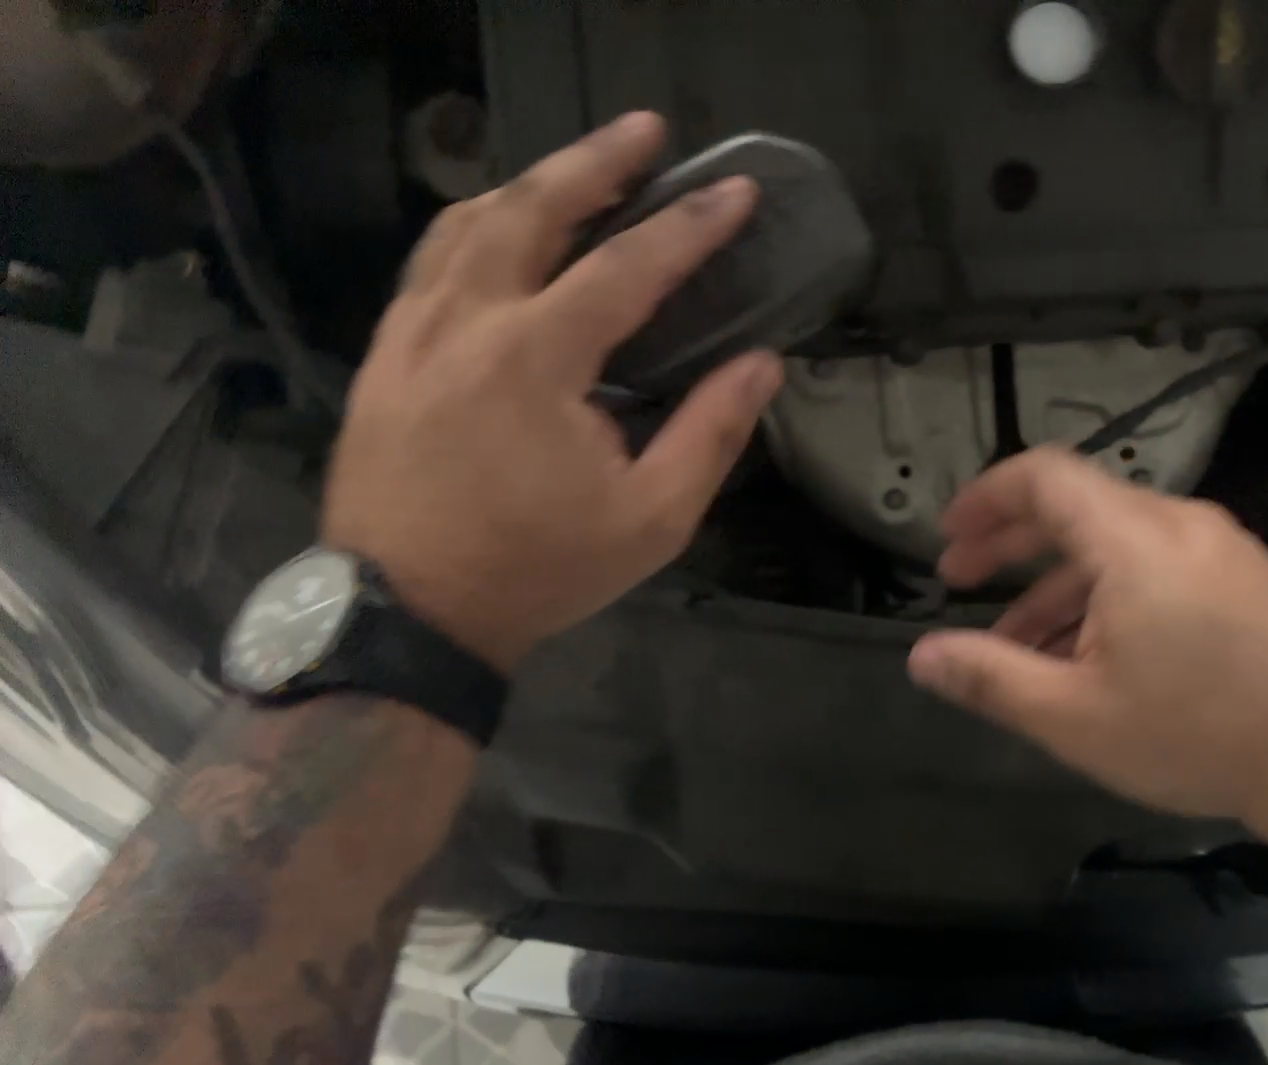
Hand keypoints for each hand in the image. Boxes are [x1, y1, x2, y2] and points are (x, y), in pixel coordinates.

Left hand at [322, 112, 784, 669]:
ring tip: (582, 171)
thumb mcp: (654, 516)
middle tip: (647, 131)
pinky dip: (480, 228)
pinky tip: (506, 231)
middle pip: (529, 210)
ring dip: (532, 185)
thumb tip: (762, 365)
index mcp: (535, 361)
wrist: (409, 611)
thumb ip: (712, 432)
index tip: (736, 192)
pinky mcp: (386, 355)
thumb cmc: (542, 567)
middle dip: (596, 162)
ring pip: (467, 224)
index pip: (625, 267)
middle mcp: (465, 323)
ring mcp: (412, 333)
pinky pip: (433, 263)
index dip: (690, 225)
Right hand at [908, 448, 1267, 821]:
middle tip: (962, 578)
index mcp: (1133, 539)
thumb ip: (988, 677)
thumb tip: (921, 656)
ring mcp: (1220, 546)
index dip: (985, 497)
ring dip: (1058, 583)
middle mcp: (1179, 522)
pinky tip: (1093, 650)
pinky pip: (1159, 564)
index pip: (1043, 476)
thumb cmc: (1193, 735)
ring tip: (1020, 643)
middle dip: (1010, 542)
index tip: (951, 534)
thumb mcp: (1073, 716)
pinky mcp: (1245, 576)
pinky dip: (1109, 591)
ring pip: (1117, 542)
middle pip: (1076, 505)